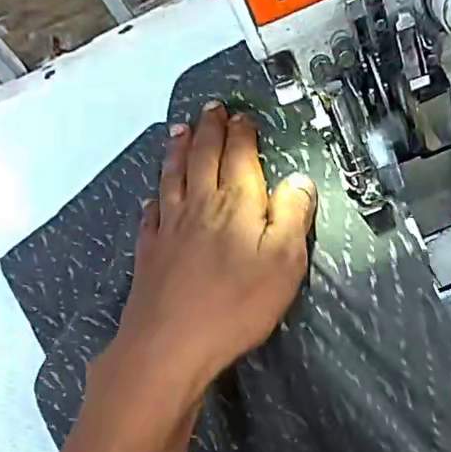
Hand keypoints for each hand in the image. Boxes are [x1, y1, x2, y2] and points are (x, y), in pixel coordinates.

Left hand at [96, 102, 316, 413]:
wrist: (172, 341)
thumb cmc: (238, 304)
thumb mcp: (284, 261)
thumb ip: (293, 217)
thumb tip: (299, 181)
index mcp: (236, 205)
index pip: (239, 156)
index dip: (242, 133)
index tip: (243, 115)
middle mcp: (199, 205)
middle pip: (202, 157)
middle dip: (210, 130)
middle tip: (212, 110)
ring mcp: (169, 225)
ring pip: (173, 175)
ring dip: (178, 149)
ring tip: (180, 130)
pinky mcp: (151, 249)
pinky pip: (153, 209)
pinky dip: (157, 192)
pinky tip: (156, 192)